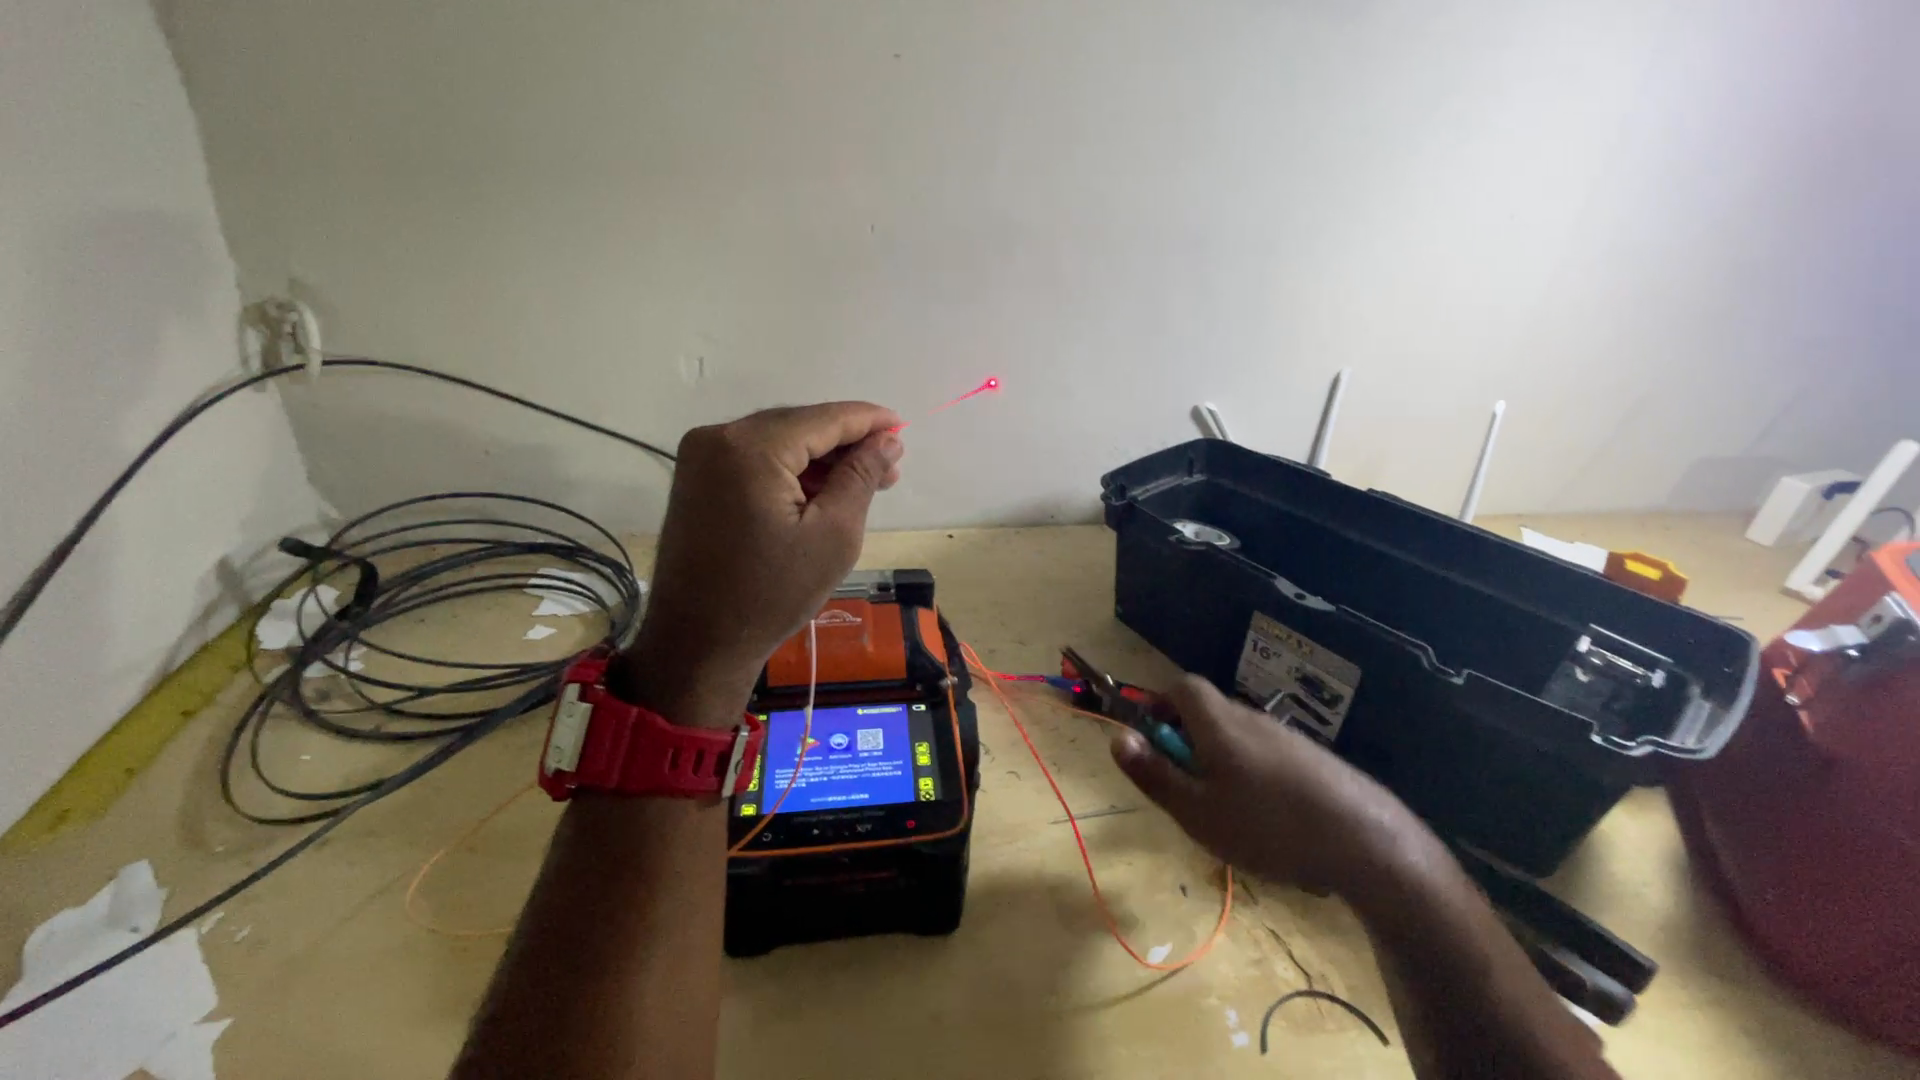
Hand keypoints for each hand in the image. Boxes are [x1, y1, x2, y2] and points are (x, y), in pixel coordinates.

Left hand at [610, 402, 904, 725]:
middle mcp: (718, 438)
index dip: (868, 421)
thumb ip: (861, 477)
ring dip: (819, 459)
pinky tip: (820, 492)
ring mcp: (700, 457)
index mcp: (750, 448)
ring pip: (777, 441)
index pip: (823, 419)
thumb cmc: (772, 594)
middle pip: (798, 425)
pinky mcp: (696, 479)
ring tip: (862, 484)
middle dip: (845, 443)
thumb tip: (887, 440)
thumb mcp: (833, 535)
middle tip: (889, 468)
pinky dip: (789, 471)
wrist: (698, 642)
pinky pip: (754, 460)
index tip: (903, 428)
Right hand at [1111, 675, 1435, 898]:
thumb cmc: (1267, 826)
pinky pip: (1268, 760)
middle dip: (1187, 743)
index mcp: (1218, 723)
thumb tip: (1118, 737)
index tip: (1150, 740)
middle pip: (1209, 714)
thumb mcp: (1196, 811)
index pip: (1181, 686)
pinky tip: (1269, 828)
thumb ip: (1154, 774)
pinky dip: (1254, 781)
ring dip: (1221, 766)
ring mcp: (1288, 739)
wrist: (1367, 841)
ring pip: (1239, 740)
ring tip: (1226, 817)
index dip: (1158, 705)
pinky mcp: (1315, 762)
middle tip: (1183, 791)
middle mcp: (1252, 720)